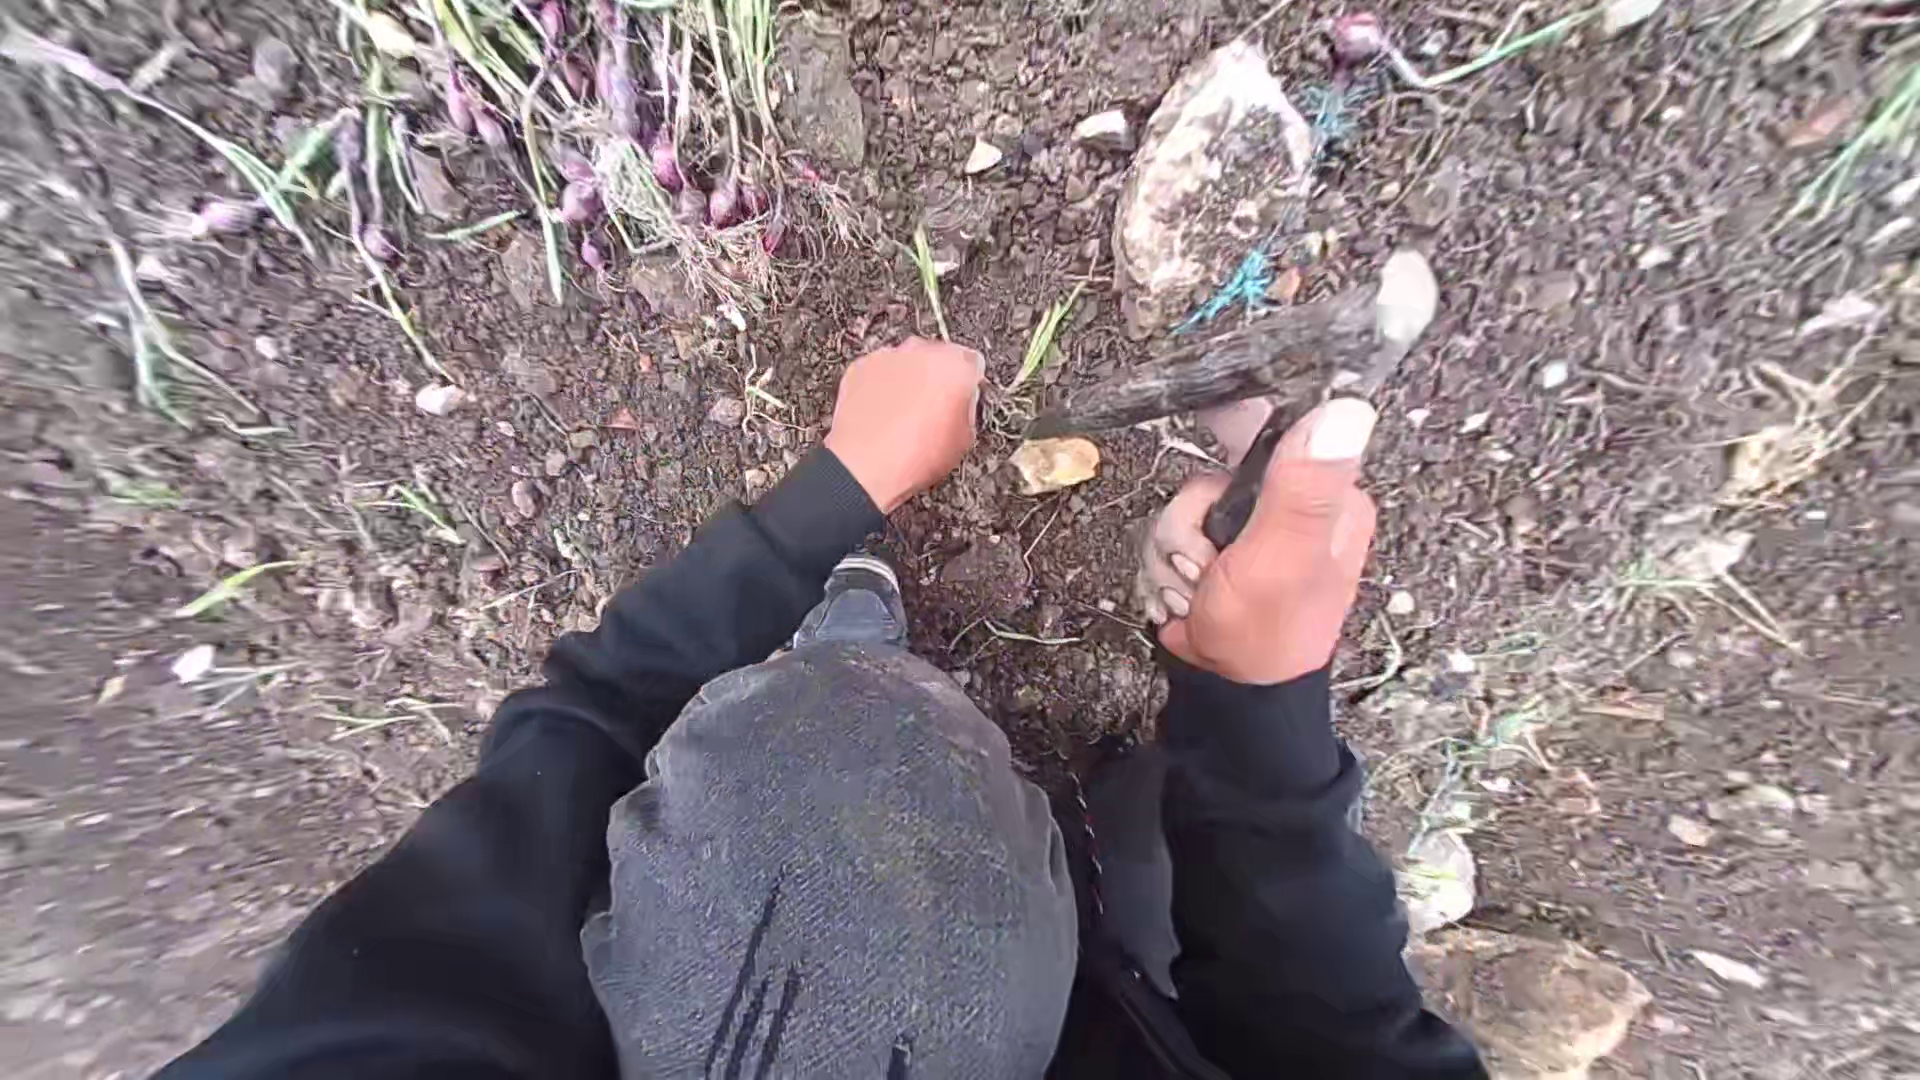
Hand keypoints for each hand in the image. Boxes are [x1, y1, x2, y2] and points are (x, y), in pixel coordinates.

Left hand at [823, 336, 983, 513]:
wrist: (867, 466)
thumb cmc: (914, 457)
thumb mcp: (963, 440)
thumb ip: (967, 409)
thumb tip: (961, 404)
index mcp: (956, 366)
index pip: (972, 362)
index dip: (968, 382)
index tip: (962, 396)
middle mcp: (922, 352)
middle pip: (938, 356)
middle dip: (938, 378)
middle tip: (932, 410)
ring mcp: (889, 357)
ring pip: (907, 361)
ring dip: (908, 380)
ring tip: (904, 415)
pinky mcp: (861, 367)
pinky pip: (878, 371)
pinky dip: (881, 385)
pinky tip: (883, 413)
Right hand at [1149, 398, 1378, 684]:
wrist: (1226, 684)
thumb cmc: (1264, 630)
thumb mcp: (1284, 557)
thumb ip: (1304, 488)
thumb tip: (1345, 409)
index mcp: (1322, 498)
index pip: (1276, 431)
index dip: (1233, 424)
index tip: (1202, 415)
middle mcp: (1283, 507)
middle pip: (1207, 476)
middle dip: (1188, 525)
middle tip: (1202, 563)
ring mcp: (1240, 530)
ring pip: (1177, 510)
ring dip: (1172, 555)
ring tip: (1193, 591)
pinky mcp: (1208, 549)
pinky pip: (1165, 537)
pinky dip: (1164, 569)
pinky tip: (1181, 597)